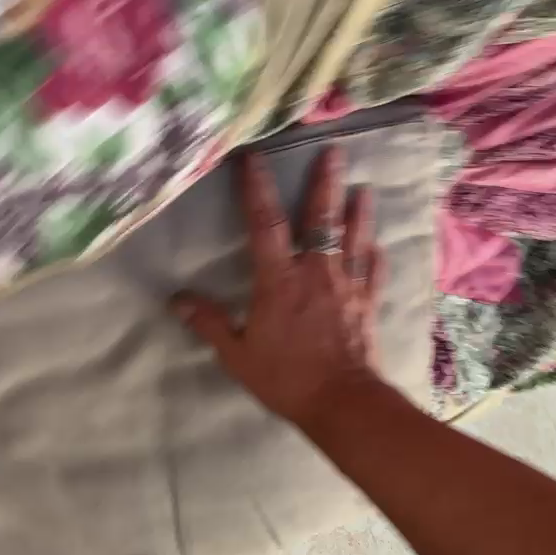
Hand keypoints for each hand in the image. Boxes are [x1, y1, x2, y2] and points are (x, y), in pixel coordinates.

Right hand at [172, 147, 389, 432]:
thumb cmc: (286, 377)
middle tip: (333, 150)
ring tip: (363, 187)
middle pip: (320, 218)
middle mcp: (315, 272)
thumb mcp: (237, 354)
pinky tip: (378, 243)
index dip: (257, 188)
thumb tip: (177, 300)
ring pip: (354, 238)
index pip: (264, 223)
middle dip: (325, 182)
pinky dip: (375, 254)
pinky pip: (373, 271)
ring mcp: (347, 286)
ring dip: (357, 211)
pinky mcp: (367, 304)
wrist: (343, 403)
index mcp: (279, 280)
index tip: (253, 157)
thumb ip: (210, 323)